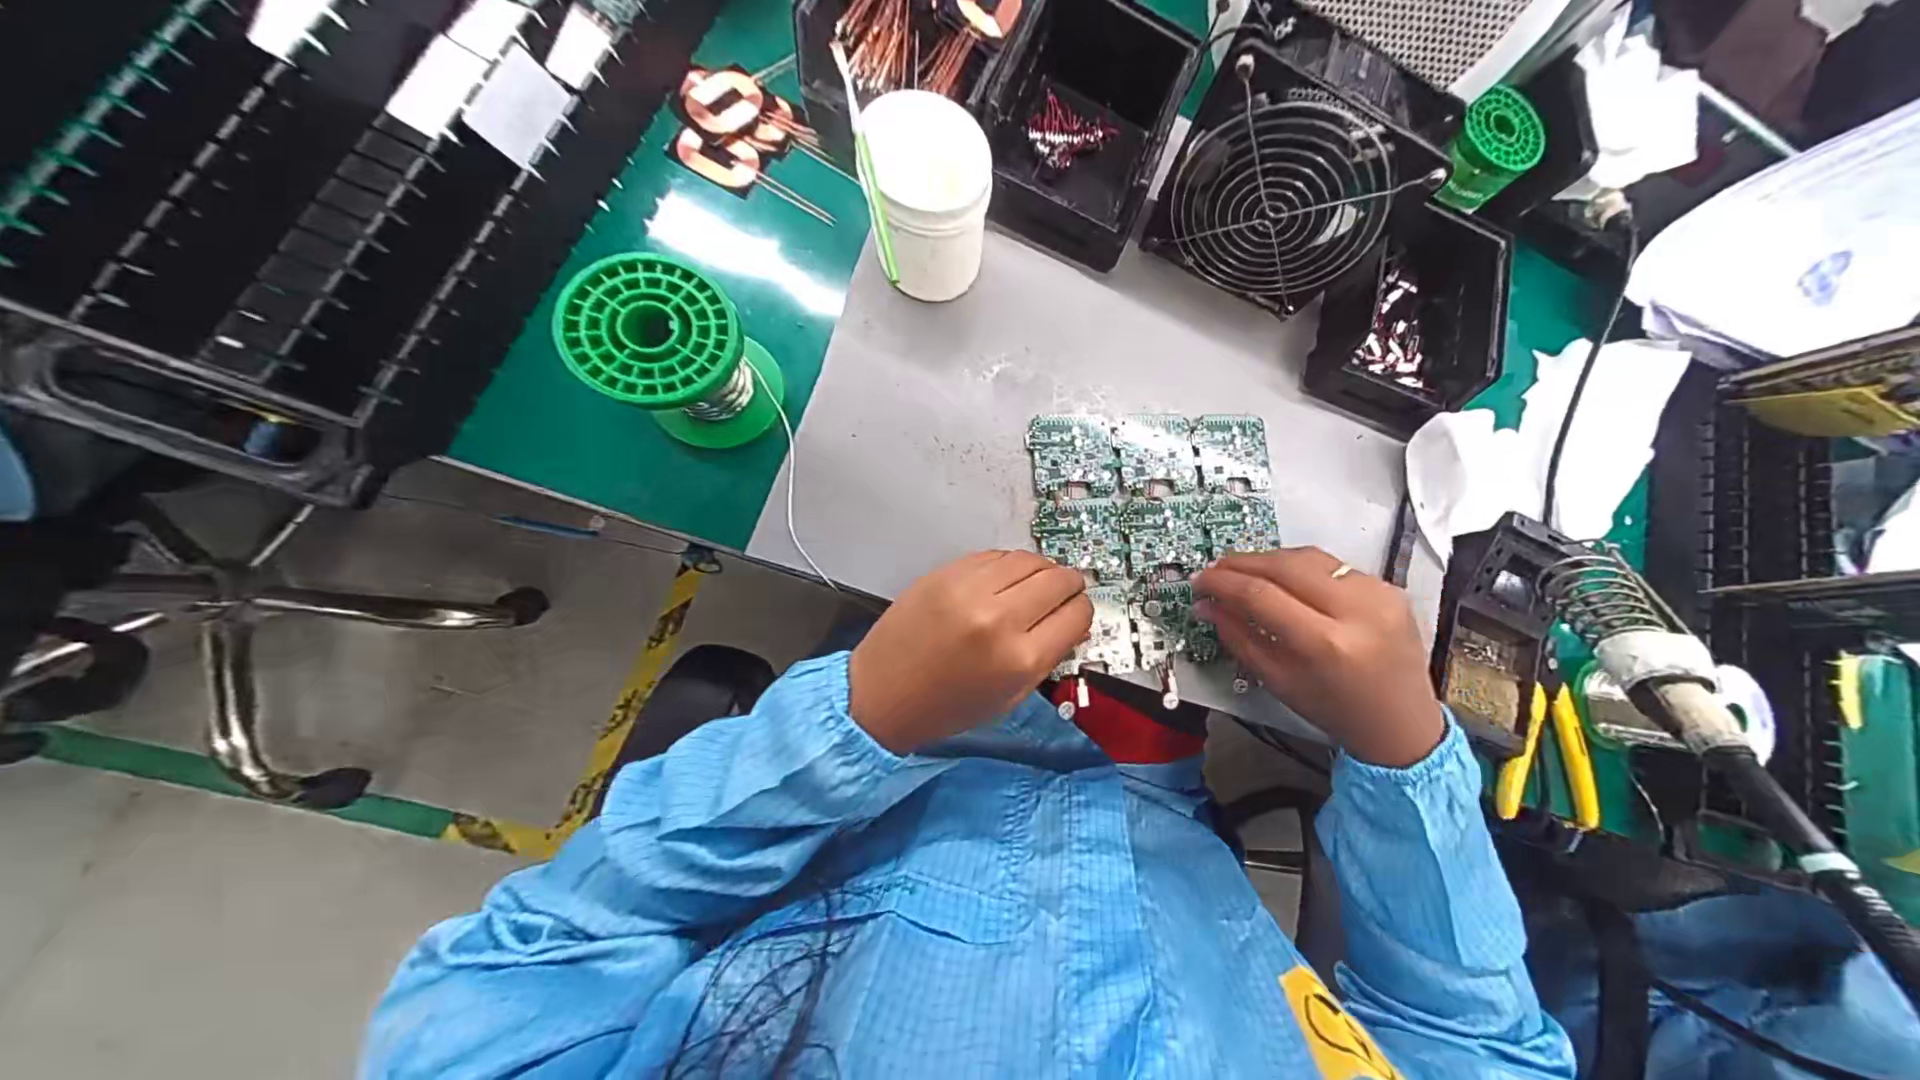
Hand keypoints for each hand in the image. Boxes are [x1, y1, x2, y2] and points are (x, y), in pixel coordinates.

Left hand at [850, 551, 1091, 753]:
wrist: (882, 694)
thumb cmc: (943, 706)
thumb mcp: (1009, 697)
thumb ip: (1046, 659)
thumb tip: (1072, 623)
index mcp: (1019, 658)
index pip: (1076, 614)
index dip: (1082, 611)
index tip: (1076, 612)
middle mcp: (997, 619)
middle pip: (1058, 579)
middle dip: (1069, 585)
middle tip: (1065, 592)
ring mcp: (968, 591)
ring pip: (1028, 559)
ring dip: (1041, 569)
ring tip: (1035, 583)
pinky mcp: (944, 574)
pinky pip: (994, 555)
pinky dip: (1006, 564)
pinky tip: (1003, 580)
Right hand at [1193, 548, 1443, 766]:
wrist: (1402, 723)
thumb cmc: (1335, 710)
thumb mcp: (1277, 681)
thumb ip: (1238, 637)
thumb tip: (1206, 605)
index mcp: (1326, 644)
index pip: (1260, 595)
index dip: (1222, 583)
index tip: (1200, 582)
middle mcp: (1357, 611)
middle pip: (1284, 565)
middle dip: (1241, 563)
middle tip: (1215, 569)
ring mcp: (1378, 594)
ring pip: (1307, 557)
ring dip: (1268, 559)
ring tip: (1242, 570)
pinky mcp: (1389, 588)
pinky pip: (1332, 565)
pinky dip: (1298, 567)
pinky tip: (1281, 578)